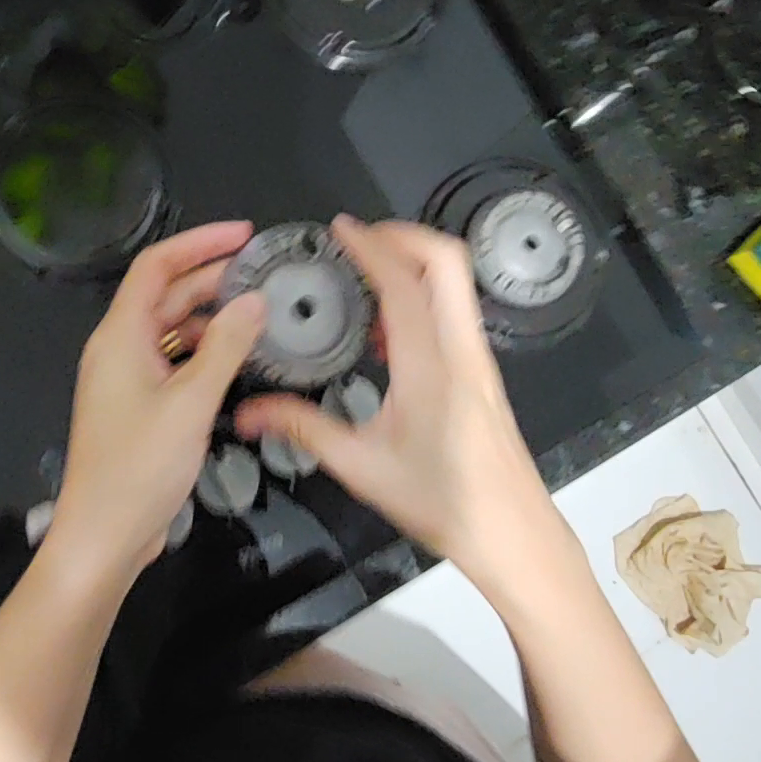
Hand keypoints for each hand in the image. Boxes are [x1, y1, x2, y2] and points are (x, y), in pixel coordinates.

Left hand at [51, 221, 266, 573]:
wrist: (104, 535)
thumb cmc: (141, 466)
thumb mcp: (190, 403)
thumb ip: (224, 347)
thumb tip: (255, 302)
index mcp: (120, 336)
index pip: (157, 267)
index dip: (199, 243)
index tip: (244, 235)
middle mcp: (118, 348)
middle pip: (165, 295)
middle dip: (211, 279)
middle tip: (263, 274)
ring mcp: (126, 378)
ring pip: (169, 329)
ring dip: (209, 317)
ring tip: (256, 314)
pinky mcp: (137, 404)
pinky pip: (171, 360)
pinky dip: (201, 351)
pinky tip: (233, 357)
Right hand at [235, 216, 560, 579]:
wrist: (512, 533)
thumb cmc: (440, 501)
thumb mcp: (361, 468)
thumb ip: (303, 429)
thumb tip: (248, 412)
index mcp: (430, 365)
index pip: (403, 283)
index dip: (372, 246)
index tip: (341, 228)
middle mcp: (461, 349)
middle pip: (447, 261)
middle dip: (403, 236)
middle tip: (358, 241)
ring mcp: (477, 359)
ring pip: (455, 284)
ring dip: (414, 265)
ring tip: (365, 277)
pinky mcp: (481, 372)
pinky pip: (454, 312)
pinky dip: (423, 297)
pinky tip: (386, 332)